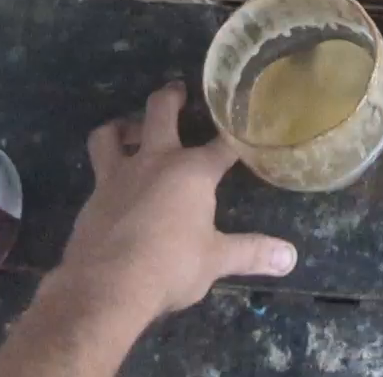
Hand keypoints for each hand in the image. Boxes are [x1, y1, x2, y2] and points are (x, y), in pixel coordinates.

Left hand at [52, 83, 297, 323]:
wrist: (103, 291)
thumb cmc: (168, 267)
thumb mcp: (215, 260)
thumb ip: (252, 252)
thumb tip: (291, 258)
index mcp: (193, 171)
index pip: (223, 144)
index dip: (235, 131)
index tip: (244, 121)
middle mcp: (156, 161)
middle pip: (160, 111)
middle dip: (171, 97)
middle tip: (178, 91)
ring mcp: (118, 177)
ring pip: (110, 135)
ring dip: (122, 127)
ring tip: (132, 131)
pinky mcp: (91, 200)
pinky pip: (97, 173)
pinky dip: (107, 173)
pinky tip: (115, 190)